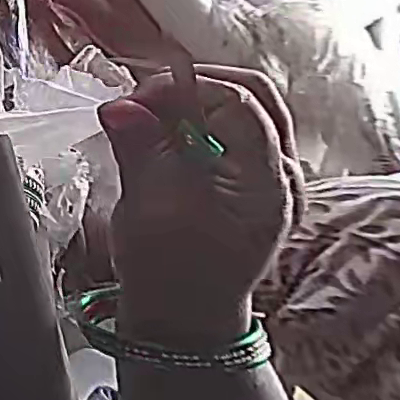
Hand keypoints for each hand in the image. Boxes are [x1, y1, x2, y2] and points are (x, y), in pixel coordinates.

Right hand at [98, 65, 303, 347]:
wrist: (184, 313)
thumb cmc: (168, 266)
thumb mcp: (150, 209)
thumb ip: (141, 151)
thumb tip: (119, 105)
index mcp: (267, 179)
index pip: (238, 103)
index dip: (182, 89)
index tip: (132, 100)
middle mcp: (279, 170)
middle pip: (252, 94)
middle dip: (192, 85)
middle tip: (141, 101)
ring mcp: (266, 173)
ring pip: (242, 107)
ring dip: (191, 100)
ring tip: (145, 115)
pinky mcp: (244, 178)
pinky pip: (227, 128)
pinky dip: (191, 118)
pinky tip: (159, 133)